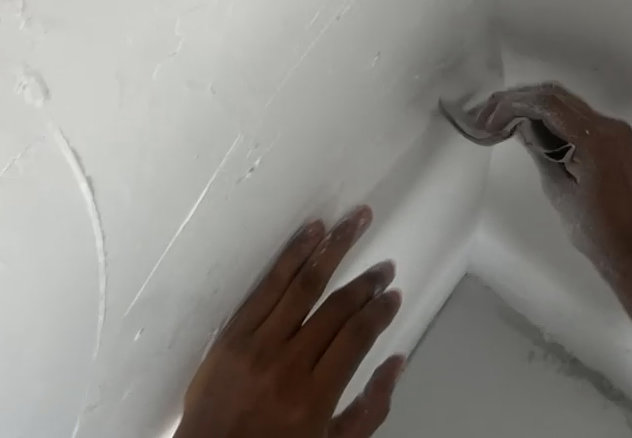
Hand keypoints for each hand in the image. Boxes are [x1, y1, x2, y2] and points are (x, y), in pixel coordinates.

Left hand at [175, 207, 406, 437]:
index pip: (356, 337)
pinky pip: (267, 284)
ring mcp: (257, 344)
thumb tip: (398, 362)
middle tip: (385, 265)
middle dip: (365, 282)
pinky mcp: (233, 332)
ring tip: (356, 222)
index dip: (379, 311)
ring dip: (334, 247)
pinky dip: (292, 254)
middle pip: (335, 307)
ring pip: (304, 283)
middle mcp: (287, 365)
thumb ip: (369, 409)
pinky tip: (313, 232)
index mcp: (313, 399)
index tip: (393, 295)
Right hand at [468, 84, 631, 279]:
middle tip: (491, 113)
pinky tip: (530, 125)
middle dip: (520, 100)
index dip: (513, 104)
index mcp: (596, 138)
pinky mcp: (615, 139)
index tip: (490, 118)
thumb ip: (539, 151)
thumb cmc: (595, 230)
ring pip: (566, 102)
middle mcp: (609, 125)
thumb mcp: (558, 189)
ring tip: (504, 117)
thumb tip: (521, 126)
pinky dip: (552, 116)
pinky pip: (577, 117)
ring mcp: (615, 130)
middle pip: (557, 96)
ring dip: (534, 105)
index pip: (548, 104)